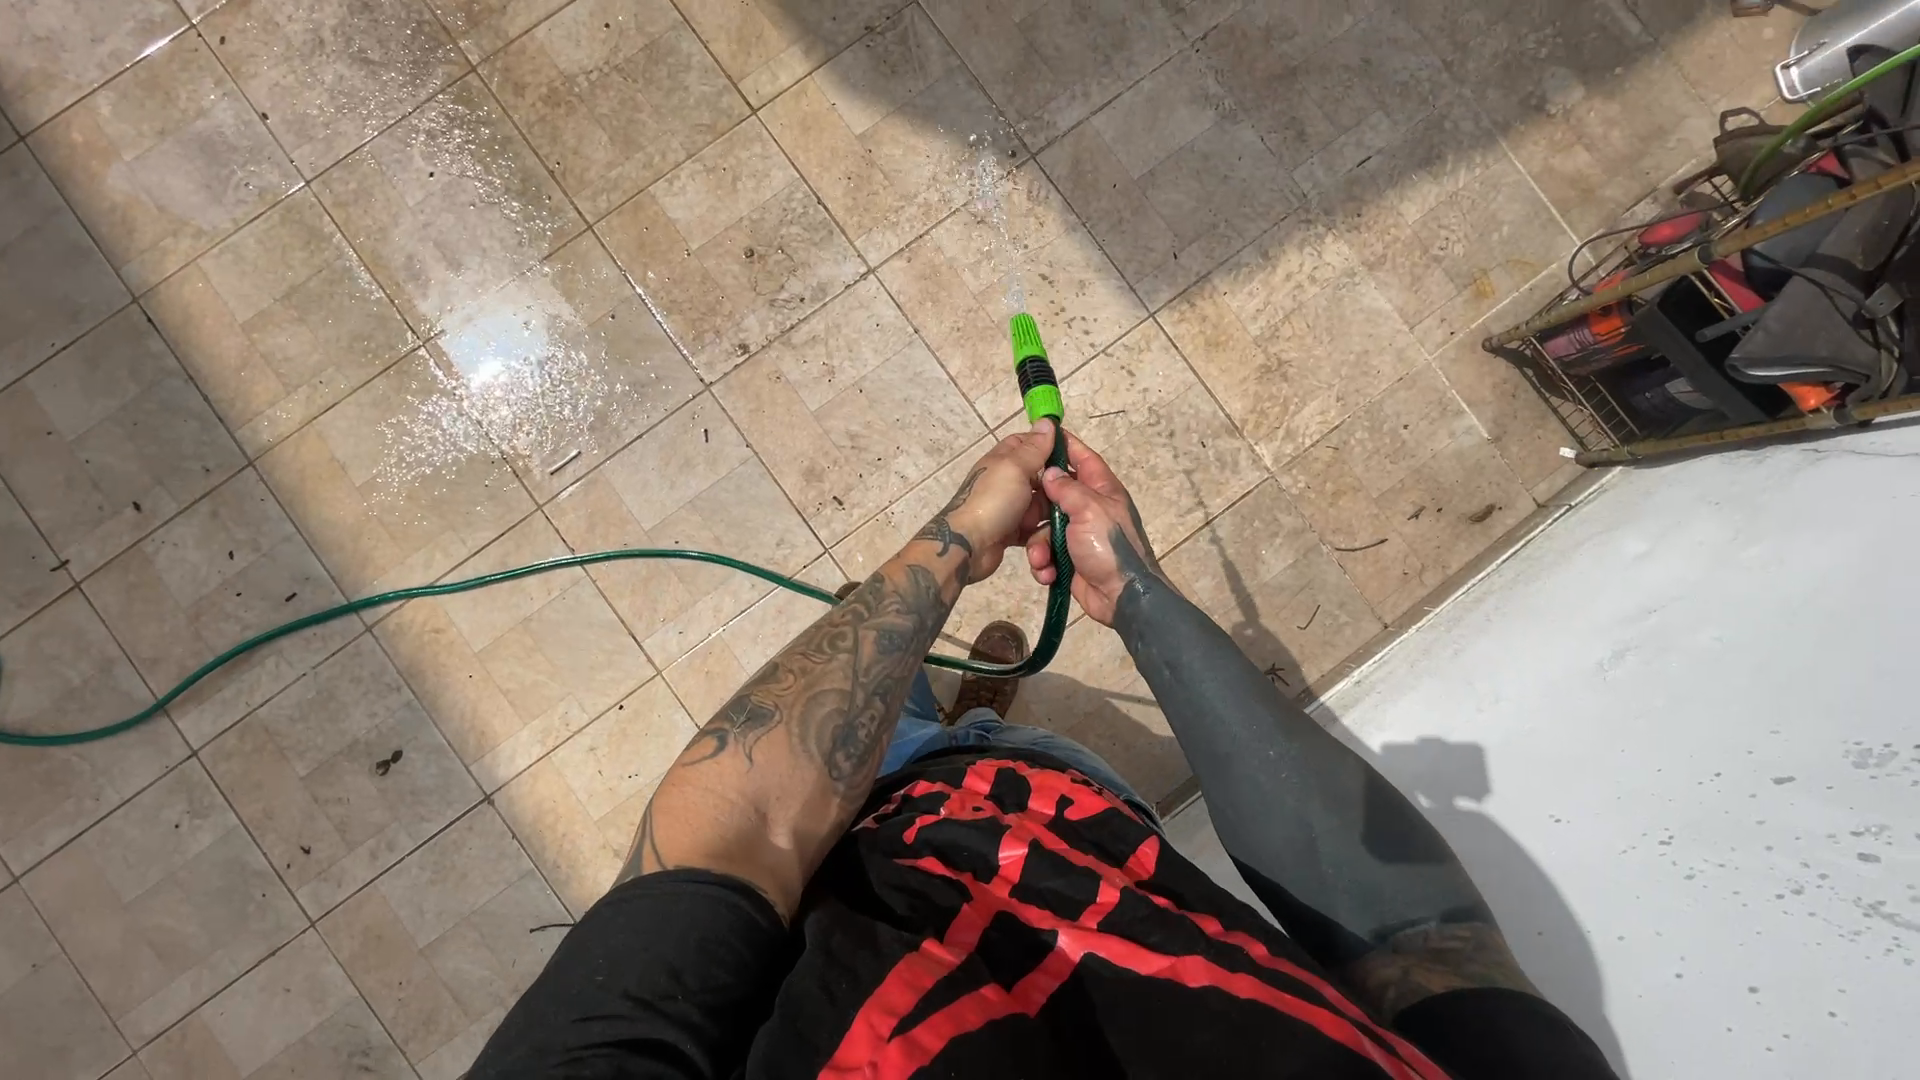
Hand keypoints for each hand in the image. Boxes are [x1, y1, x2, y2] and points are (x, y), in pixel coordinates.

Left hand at [912, 423, 1056, 584]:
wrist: (968, 546)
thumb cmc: (993, 501)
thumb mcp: (1015, 468)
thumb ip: (1034, 448)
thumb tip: (1046, 421)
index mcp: (1002, 461)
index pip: (1026, 443)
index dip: (1047, 445)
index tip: (1072, 455)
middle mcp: (1004, 482)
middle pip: (1038, 478)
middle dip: (1055, 486)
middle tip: (1074, 494)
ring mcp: (1007, 508)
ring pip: (1039, 505)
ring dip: (1049, 513)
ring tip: (1065, 519)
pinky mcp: (1010, 532)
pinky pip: (1033, 528)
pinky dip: (1040, 532)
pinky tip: (1052, 536)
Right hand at [1026, 429, 1163, 626]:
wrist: (1122, 597)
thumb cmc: (1111, 547)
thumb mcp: (1089, 510)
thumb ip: (1067, 489)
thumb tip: (1050, 473)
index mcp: (1102, 490)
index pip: (1083, 458)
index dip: (1065, 445)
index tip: (1042, 435)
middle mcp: (1090, 509)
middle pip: (1054, 495)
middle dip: (1036, 508)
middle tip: (1021, 514)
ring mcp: (1078, 535)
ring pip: (1045, 529)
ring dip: (1038, 545)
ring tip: (1040, 559)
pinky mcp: (1069, 560)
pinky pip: (1046, 554)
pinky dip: (1043, 564)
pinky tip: (1046, 574)